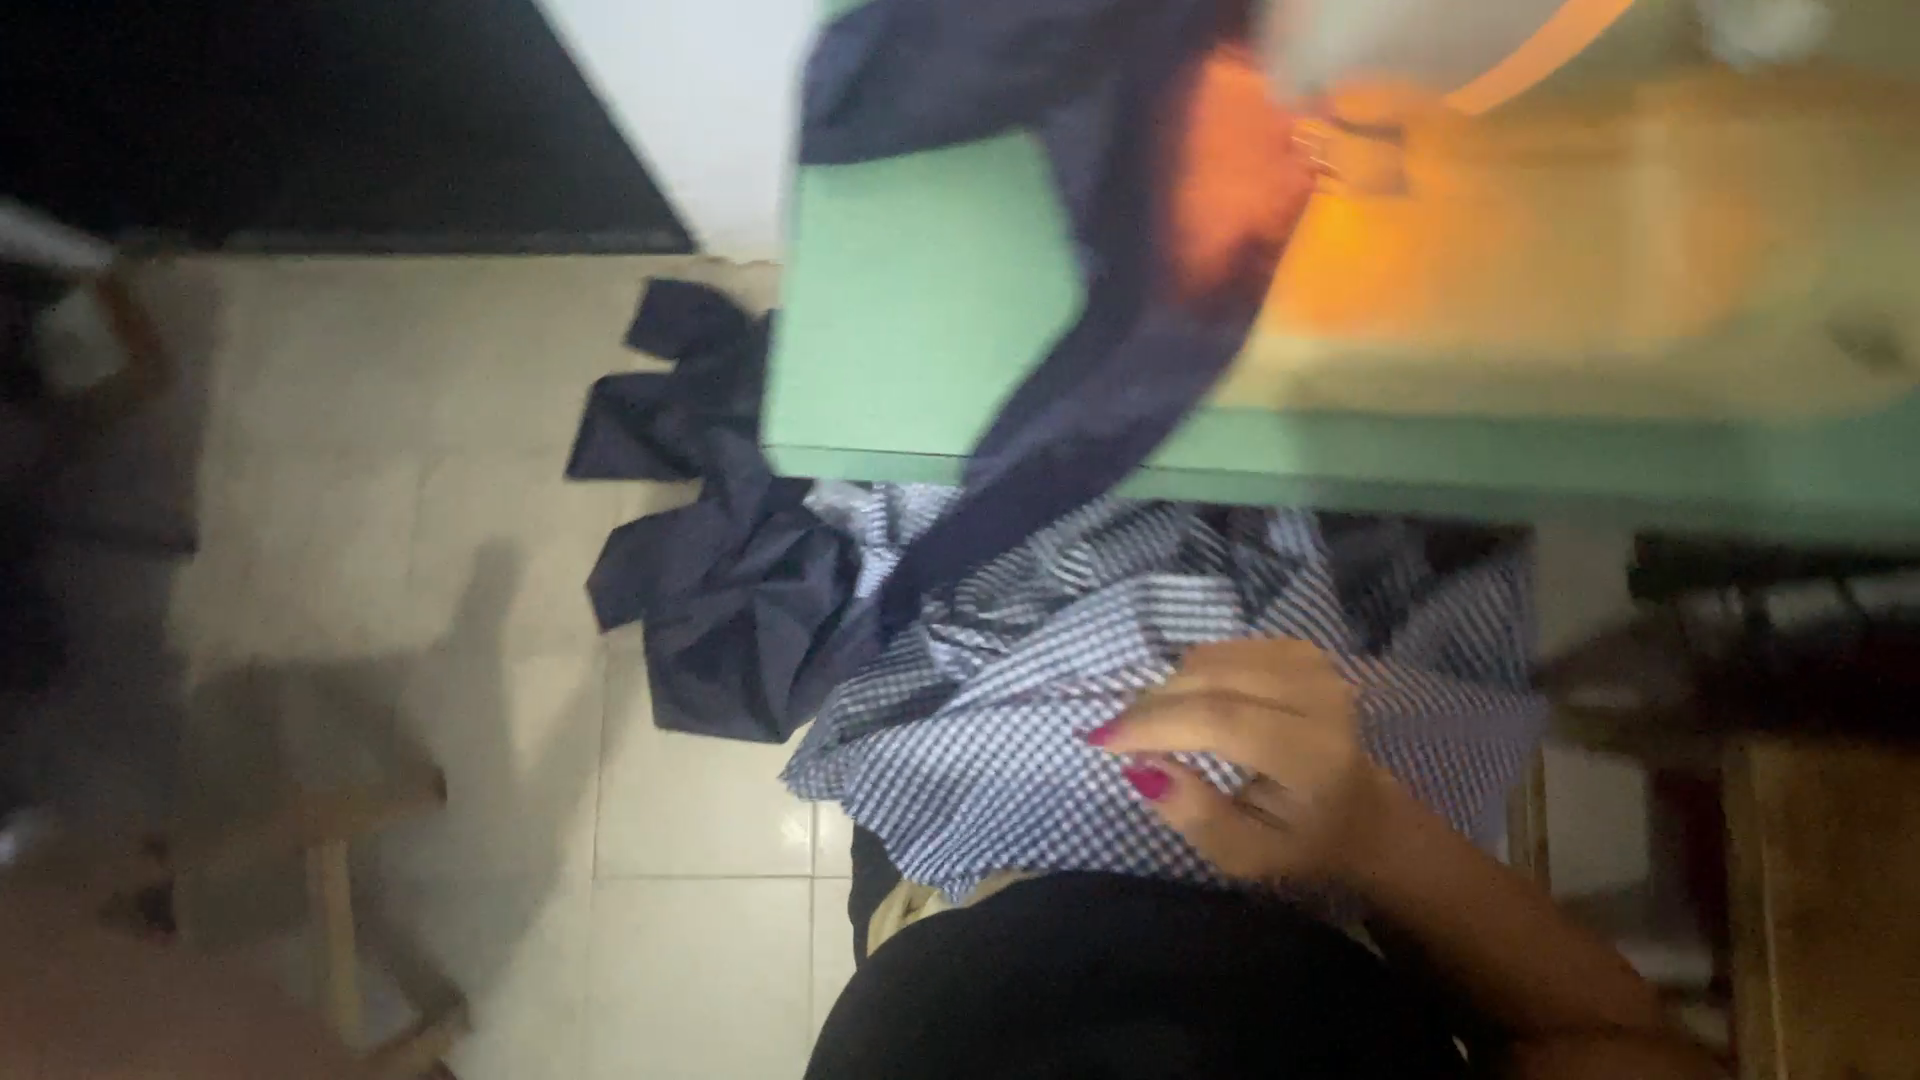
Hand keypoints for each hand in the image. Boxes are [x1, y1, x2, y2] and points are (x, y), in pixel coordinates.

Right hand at [1086, 638, 1395, 886]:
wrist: (1362, 811)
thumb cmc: (1300, 839)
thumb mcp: (1247, 854)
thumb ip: (1196, 816)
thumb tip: (1140, 768)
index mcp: (1312, 754)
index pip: (1219, 719)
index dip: (1153, 724)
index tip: (1102, 740)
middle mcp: (1318, 696)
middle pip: (1206, 681)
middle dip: (1149, 706)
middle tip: (1119, 736)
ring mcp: (1311, 665)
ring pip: (1206, 660)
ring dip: (1167, 690)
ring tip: (1157, 726)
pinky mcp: (1298, 649)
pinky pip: (1217, 650)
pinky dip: (1189, 675)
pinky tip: (1190, 704)